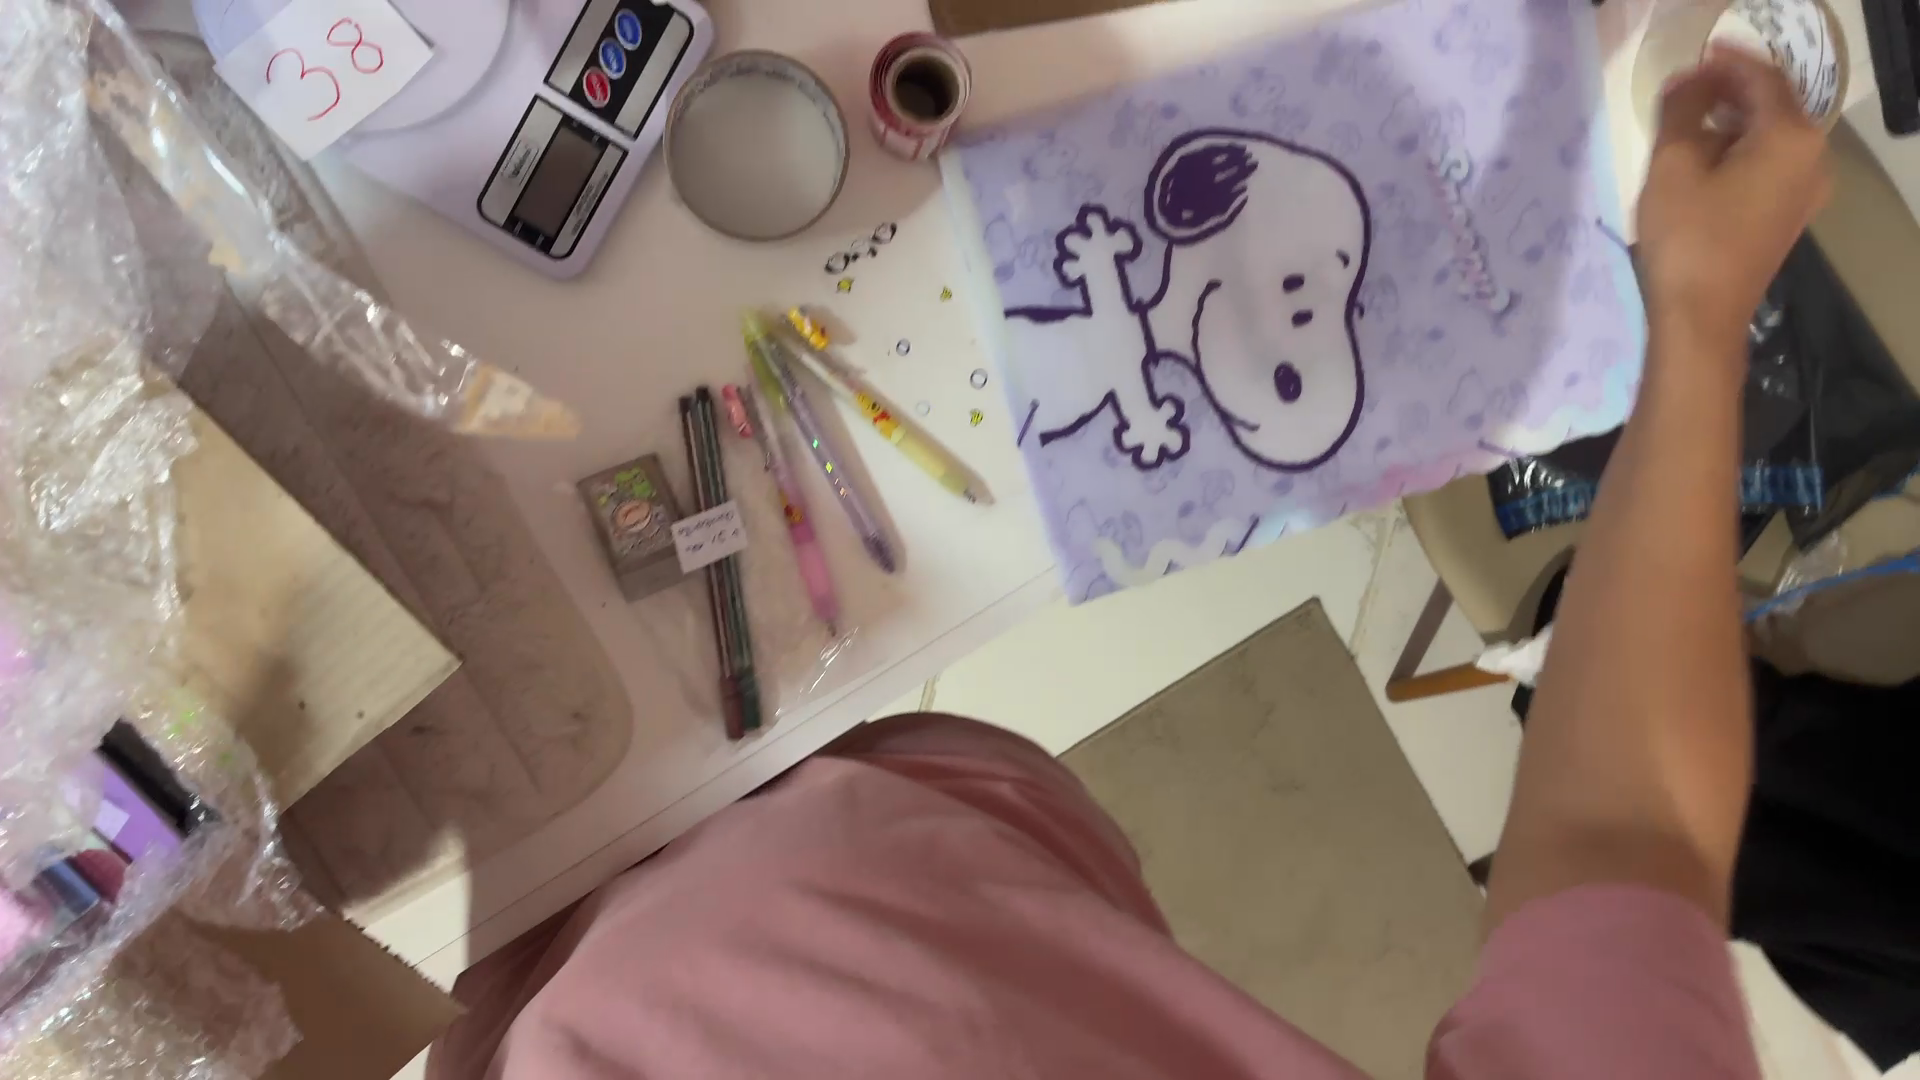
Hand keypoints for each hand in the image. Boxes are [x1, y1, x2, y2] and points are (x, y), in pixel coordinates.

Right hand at [1635, 46, 1830, 356]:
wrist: (1701, 315)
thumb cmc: (1684, 240)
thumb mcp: (1671, 173)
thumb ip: (1681, 118)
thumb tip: (1686, 81)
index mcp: (1790, 137)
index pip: (1761, 81)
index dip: (1727, 63)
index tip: (1695, 55)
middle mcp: (1811, 156)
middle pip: (1770, 109)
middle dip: (1728, 96)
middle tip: (1683, 94)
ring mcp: (1803, 190)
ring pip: (1766, 142)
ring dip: (1728, 130)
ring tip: (1684, 134)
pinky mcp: (1784, 218)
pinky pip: (1763, 171)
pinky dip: (1734, 158)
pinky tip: (1702, 172)